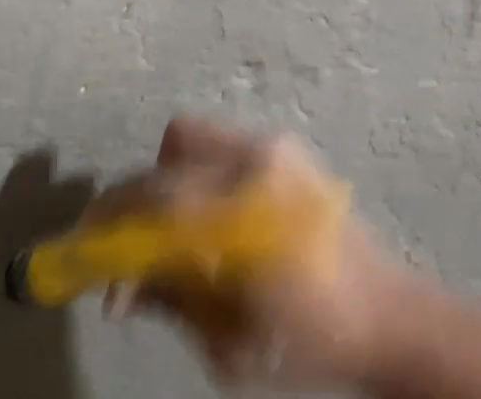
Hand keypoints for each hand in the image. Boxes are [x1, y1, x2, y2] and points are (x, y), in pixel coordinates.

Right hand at [83, 116, 410, 390]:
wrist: (393, 317)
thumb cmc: (312, 340)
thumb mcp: (232, 342)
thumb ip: (170, 303)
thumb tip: (114, 292)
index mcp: (245, 216)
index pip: (152, 204)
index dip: (109, 227)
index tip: (87, 253)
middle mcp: (254, 165)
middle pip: (160, 170)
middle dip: (127, 206)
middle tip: (116, 243)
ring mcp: (271, 146)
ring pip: (182, 138)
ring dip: (160, 179)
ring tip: (166, 222)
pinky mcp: (283, 145)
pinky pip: (213, 139)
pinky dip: (192, 167)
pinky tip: (203, 207)